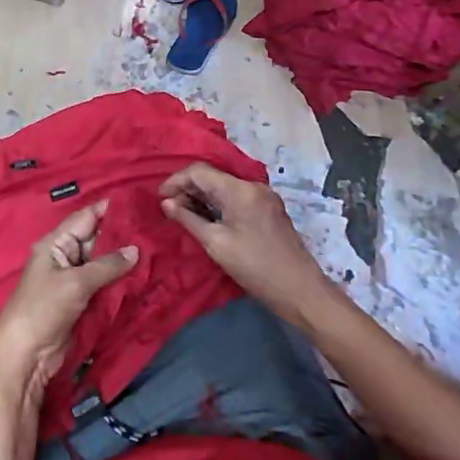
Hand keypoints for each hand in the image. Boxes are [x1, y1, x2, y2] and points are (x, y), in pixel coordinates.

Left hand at [0, 200, 137, 387]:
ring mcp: (73, 278)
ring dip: (123, 258)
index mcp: (55, 243)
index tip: (137, 203)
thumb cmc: (44, 309)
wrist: (26, 355)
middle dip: (121, 235)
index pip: (86, 218)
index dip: (109, 209)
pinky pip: (103, 282)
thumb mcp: (76, 283)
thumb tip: (136, 250)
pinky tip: (142, 273)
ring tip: (153, 247)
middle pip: (96, 238)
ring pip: (102, 261)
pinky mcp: (81, 299)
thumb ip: (107, 265)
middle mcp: (65, 256)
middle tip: (152, 228)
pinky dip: (119, 278)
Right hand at [160, 163, 339, 322]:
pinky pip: (236, 196)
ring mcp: (263, 196)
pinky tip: (207, 218)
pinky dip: (218, 202)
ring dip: (203, 196)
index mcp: (240, 190)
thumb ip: (189, 219)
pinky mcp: (268, 208)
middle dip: (188, 188)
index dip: (176, 181)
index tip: (160, 199)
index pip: (200, 171)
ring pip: (224, 186)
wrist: (299, 288)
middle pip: (213, 176)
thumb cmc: (255, 268)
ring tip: (184, 214)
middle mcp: (253, 185)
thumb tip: (167, 203)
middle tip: (170, 208)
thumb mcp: (216, 244)